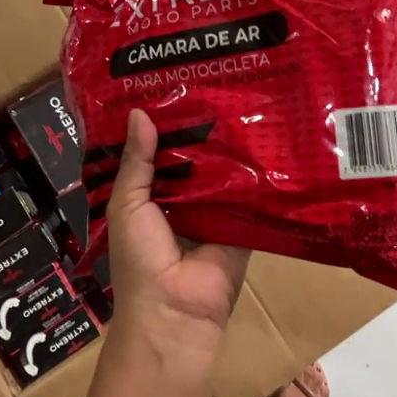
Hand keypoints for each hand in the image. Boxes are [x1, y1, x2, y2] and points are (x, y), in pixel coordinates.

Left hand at [107, 109, 249, 358]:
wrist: (174, 313)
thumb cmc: (139, 259)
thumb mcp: (128, 205)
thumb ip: (137, 162)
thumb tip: (140, 112)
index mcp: (149, 197)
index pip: (159, 153)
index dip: (165, 125)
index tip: (176, 85)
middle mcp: (182, 202)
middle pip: (194, 160)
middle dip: (203, 130)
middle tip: (219, 83)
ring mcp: (214, 214)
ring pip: (223, 174)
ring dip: (231, 148)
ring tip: (247, 100)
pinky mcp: (243, 227)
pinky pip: (250, 197)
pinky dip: (257, 175)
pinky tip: (268, 139)